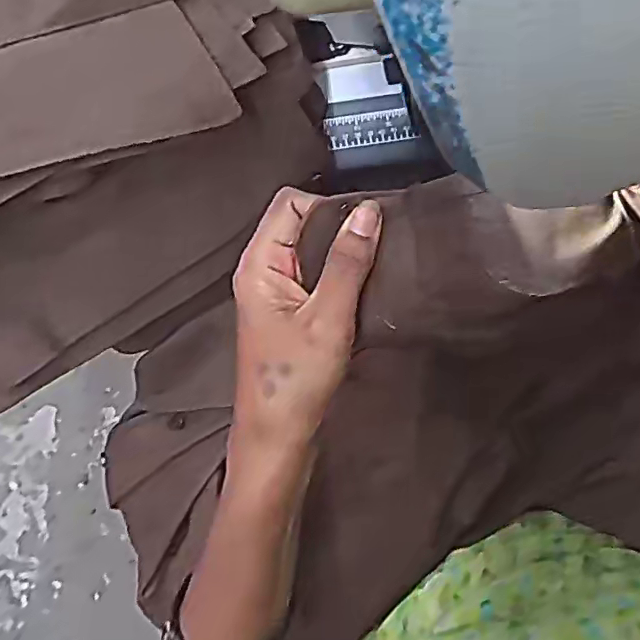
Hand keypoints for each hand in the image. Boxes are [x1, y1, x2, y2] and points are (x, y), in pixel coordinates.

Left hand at [229, 187, 381, 490]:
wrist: (278, 437)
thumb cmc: (294, 382)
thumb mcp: (328, 317)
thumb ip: (348, 262)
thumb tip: (368, 211)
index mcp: (259, 264)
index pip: (290, 203)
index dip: (330, 203)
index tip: (368, 220)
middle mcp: (263, 271)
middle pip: (301, 222)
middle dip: (340, 223)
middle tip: (381, 237)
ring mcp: (277, 291)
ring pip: (312, 249)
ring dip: (343, 250)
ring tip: (378, 258)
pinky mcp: (291, 311)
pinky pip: (317, 274)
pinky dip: (341, 272)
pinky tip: (365, 284)